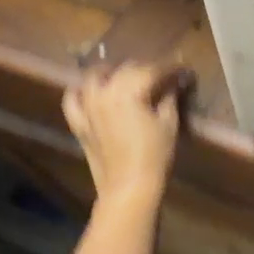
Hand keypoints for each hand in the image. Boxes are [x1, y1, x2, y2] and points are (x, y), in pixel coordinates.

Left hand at [62, 62, 193, 203]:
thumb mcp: (169, 122)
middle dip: (145, 68)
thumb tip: (174, 81)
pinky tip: (91, 89)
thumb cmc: (155, 154)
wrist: (129, 186)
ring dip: (112, 71)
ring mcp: (88, 107)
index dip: (170, 67)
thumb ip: (169, 96)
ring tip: (126, 75)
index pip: (152, 69)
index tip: (182, 67)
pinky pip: (72, 99)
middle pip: (126, 69)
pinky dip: (80, 90)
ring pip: (96, 76)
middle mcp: (105, 93)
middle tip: (162, 74)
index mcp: (130, 91)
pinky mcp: (79, 122)